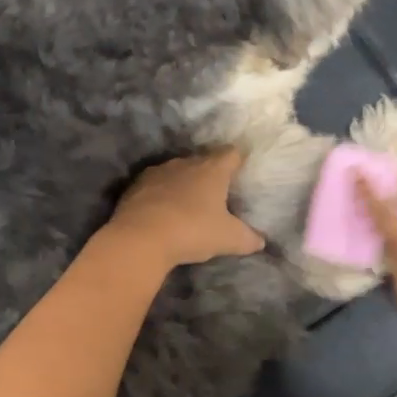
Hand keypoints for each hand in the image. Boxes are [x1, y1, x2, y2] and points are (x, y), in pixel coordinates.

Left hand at [104, 148, 265, 269]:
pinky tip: (161, 213)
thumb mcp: (228, 239)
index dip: (237, 161)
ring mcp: (157, 172)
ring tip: (186, 205)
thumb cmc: (192, 231)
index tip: (239, 171)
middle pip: (202, 161)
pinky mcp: (135, 186)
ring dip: (182, 184)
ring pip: (176, 172)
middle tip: (214, 195)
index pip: (231, 153)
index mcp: (212, 170)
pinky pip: (154, 186)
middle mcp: (185, 163)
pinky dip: (160, 195)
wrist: (140, 238)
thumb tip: (260, 242)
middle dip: (208, 175)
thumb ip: (247, 239)